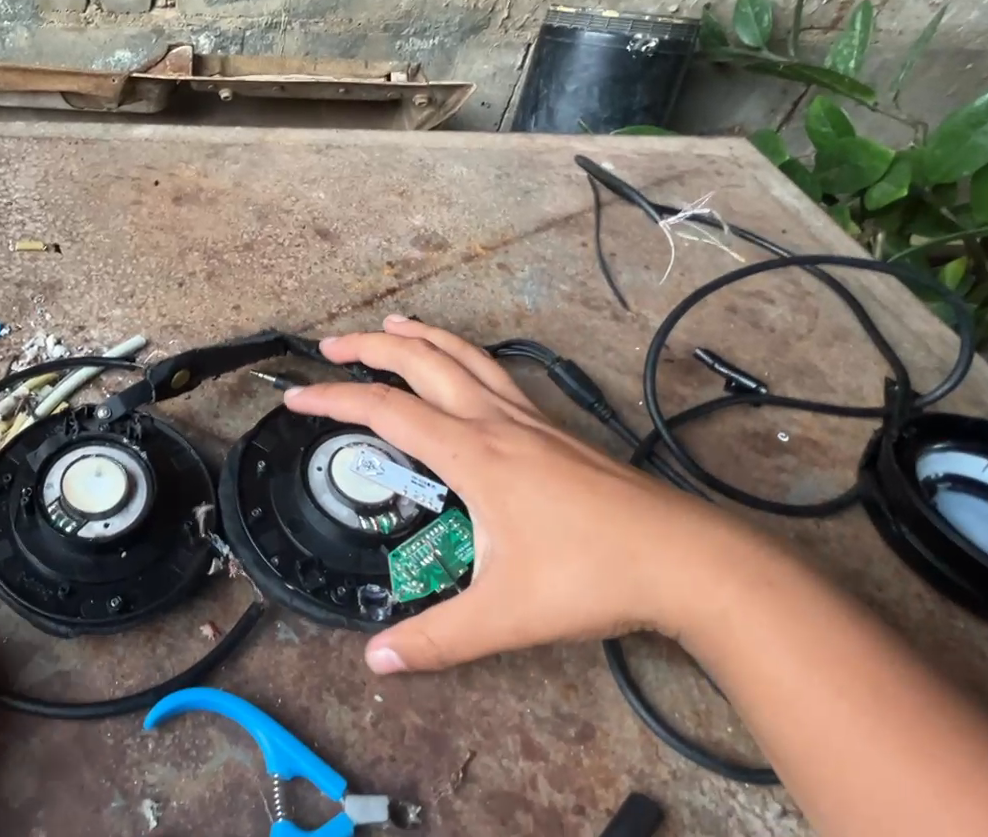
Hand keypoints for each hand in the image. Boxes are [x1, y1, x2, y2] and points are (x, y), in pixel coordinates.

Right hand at [285, 316, 760, 675]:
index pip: (386, 411)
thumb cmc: (594, 578)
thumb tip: (376, 661)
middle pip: (421, 362)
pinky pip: (495, 373)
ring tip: (390, 326)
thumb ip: (436, 639)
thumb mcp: (505, 616)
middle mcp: (495, 423)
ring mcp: (529, 420)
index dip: (333, 399)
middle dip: (369, 347)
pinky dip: (462, 354)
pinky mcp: (554, 428)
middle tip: (330, 344)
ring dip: (420, 336)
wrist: (692, 561)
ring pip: (464, 356)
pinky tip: (463, 368)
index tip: (296, 397)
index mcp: (473, 455)